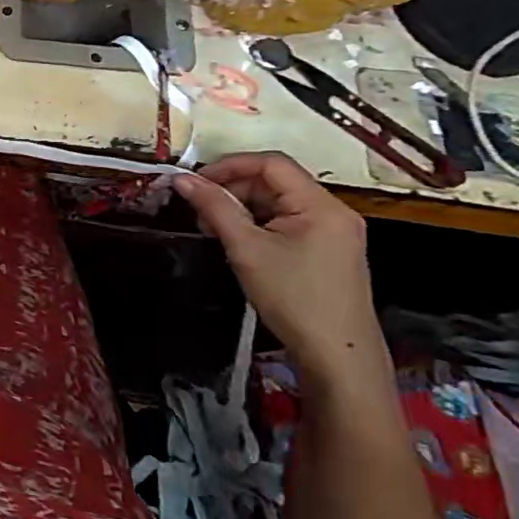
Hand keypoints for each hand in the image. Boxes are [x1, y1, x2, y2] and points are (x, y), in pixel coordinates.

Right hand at [173, 153, 383, 380]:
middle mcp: (333, 211)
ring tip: (213, 231)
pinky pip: (287, 223)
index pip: (272, 163)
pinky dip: (258, 226)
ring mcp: (333, 232)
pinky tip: (237, 244)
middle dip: (233, 191)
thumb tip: (182, 179)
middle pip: (275, 182)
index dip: (230, 165)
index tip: (195, 182)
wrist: (336, 355)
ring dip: (242, 209)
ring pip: (278, 204)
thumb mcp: (246, 249)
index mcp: (321, 204)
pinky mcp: (328, 251)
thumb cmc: (292, 298)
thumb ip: (214, 208)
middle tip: (200, 213)